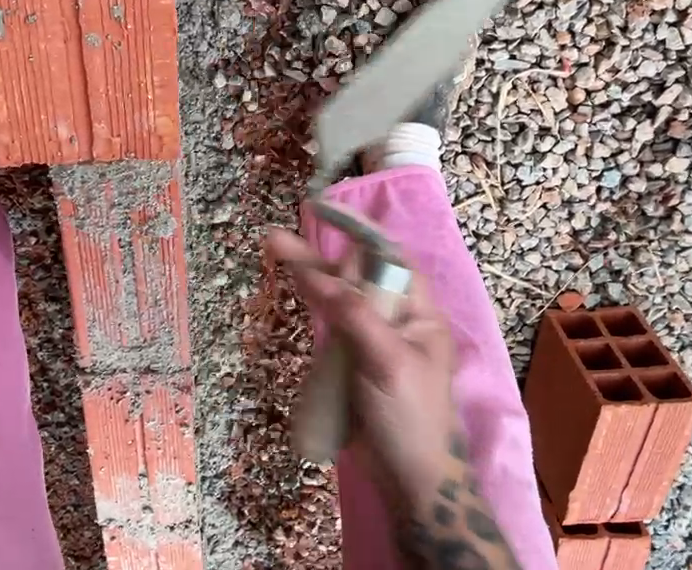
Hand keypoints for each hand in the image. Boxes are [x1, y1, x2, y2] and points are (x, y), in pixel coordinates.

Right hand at [267, 226, 463, 501]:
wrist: (409, 482)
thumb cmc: (411, 418)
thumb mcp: (388, 362)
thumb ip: (354, 314)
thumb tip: (317, 273)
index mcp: (418, 313)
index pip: (388, 258)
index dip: (358, 231)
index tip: (324, 210)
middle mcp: (395, 317)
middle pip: (355, 273)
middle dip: (320, 252)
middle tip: (276, 238)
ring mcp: (372, 336)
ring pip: (337, 294)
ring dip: (308, 272)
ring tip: (273, 248)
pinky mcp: (352, 356)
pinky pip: (330, 320)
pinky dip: (311, 301)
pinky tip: (293, 285)